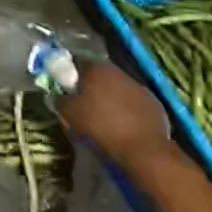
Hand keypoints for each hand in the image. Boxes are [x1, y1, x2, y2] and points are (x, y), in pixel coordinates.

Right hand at [57, 60, 171, 166]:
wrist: (143, 149)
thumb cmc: (101, 128)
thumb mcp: (71, 116)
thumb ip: (61, 101)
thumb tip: (59, 95)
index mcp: (96, 68)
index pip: (77, 63)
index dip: (70, 76)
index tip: (66, 91)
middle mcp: (118, 70)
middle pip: (98, 74)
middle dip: (91, 87)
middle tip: (83, 106)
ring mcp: (138, 85)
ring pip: (117, 87)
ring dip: (110, 98)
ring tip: (104, 119)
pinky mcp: (152, 101)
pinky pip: (133, 101)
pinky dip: (127, 110)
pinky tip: (124, 126)